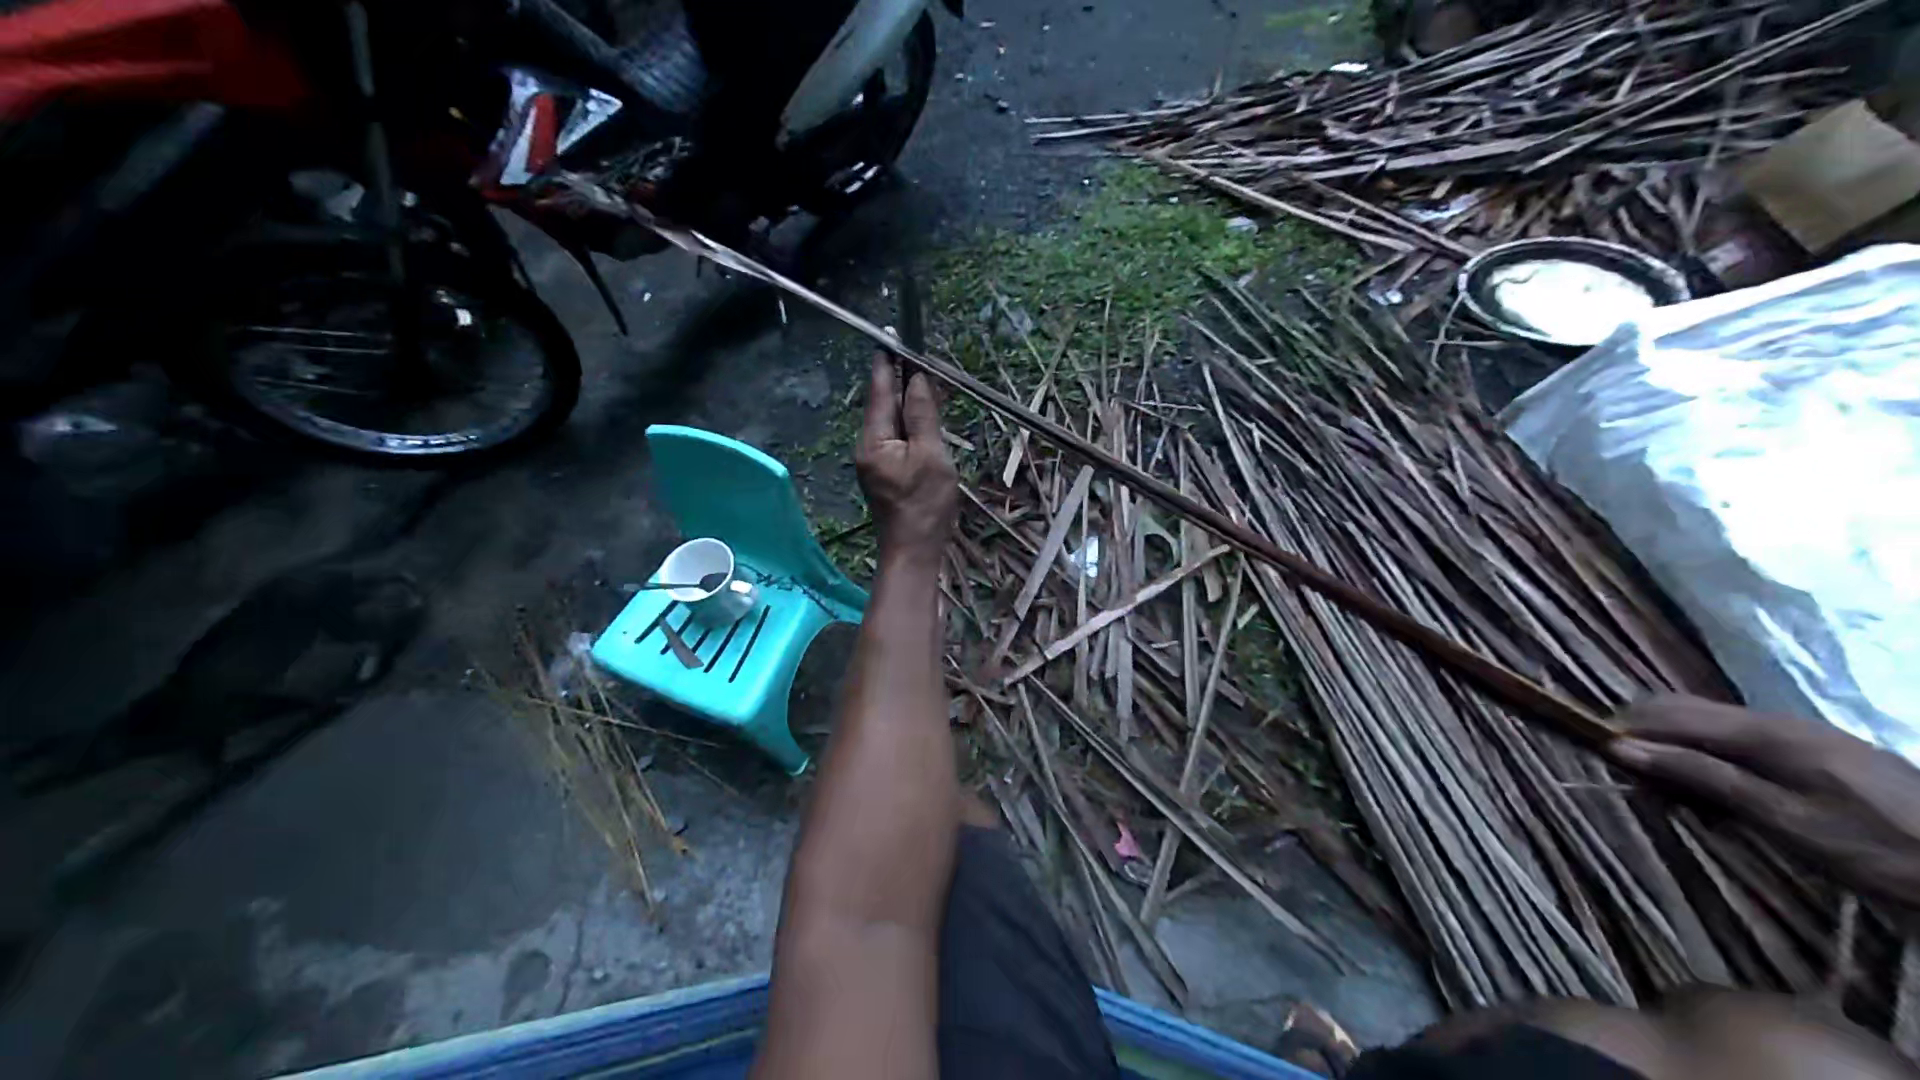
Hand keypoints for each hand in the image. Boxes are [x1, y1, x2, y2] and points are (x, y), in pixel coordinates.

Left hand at [856, 352, 956, 565]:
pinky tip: (925, 419)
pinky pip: (896, 439)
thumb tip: (918, 379)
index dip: (887, 364)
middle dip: (901, 382)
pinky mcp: (885, 473)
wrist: (915, 550)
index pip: (879, 392)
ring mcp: (874, 462)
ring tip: (927, 383)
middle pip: (884, 406)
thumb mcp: (931, 454)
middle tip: (920, 358)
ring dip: (908, 404)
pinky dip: (910, 425)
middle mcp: (867, 447)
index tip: (891, 338)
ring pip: (891, 423)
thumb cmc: (925, 504)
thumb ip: (923, 415)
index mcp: (873, 440)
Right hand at [1610, 694, 1919, 906]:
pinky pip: (1733, 740)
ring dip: (1674, 750)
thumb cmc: (1882, 851)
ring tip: (1677, 797)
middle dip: (1645, 737)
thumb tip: (1621, 749)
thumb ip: (1703, 778)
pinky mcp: (1810, 753)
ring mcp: (1795, 735)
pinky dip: (1706, 759)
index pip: (1663, 714)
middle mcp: (1772, 721)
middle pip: (1679, 709)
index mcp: (1763, 733)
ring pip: (1703, 724)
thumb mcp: (1785, 821)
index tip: (1600, 763)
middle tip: (1640, 784)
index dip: (1624, 731)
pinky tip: (1718, 796)